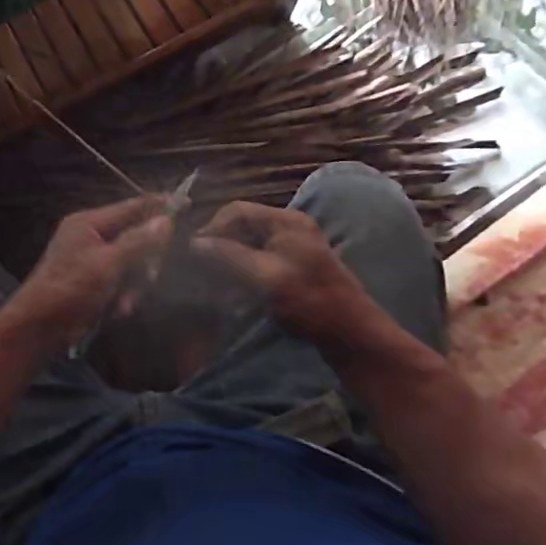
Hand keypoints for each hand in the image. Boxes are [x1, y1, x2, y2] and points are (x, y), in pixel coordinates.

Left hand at [1, 197, 172, 346]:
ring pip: (131, 265)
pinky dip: (122, 297)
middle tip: (150, 275)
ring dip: (133, 285)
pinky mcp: (94, 285)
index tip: (186, 203)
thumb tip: (165, 220)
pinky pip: (121, 284)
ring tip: (124, 301)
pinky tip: (117, 310)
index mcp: (88, 222)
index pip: (131, 207)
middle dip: (144, 260)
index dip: (159, 206)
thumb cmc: (71, 288)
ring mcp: (92, 262)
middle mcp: (91, 237)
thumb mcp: (108, 263)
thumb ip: (138, 241)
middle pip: (135, 238)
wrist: (40, 327)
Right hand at [193, 202, 384, 346]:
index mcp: (286, 221)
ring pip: (248, 243)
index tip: (194, 254)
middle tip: (202, 270)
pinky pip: (259, 258)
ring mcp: (293, 246)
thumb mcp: (266, 277)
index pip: (236, 210)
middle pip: (242, 225)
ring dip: (230, 260)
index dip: (212, 229)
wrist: (350, 334)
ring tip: (215, 283)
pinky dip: (243, 270)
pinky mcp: (293, 266)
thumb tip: (194, 243)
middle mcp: (290, 227)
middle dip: (220, 245)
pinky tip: (235, 291)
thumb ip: (230, 256)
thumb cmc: (309, 302)